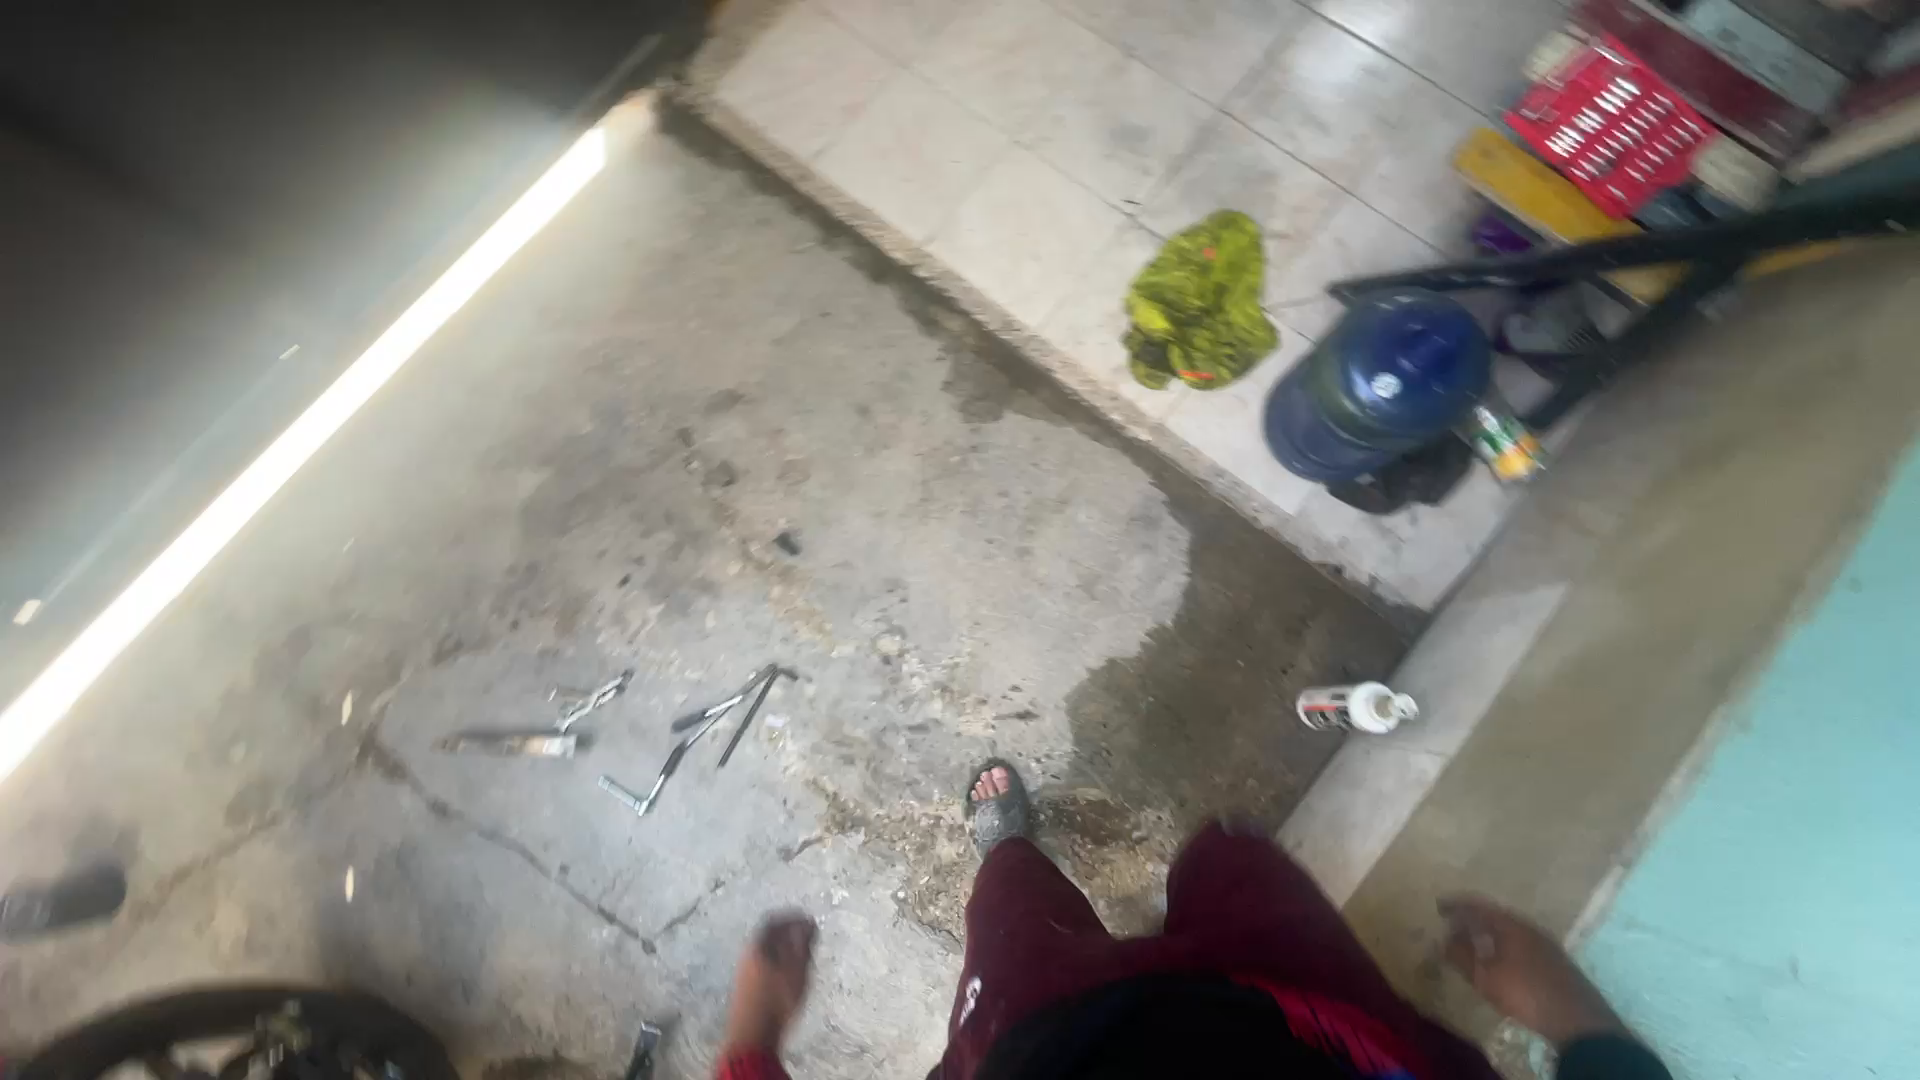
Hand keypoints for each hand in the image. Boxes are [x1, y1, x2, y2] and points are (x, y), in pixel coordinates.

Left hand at [722, 912, 816, 1054]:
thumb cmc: (777, 999)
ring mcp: (744, 972)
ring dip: (784, 949)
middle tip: (808, 938)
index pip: (773, 919)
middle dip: (789, 933)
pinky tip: (789, 976)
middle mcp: (747, 954)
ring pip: (766, 951)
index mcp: (757, 945)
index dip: (792, 916)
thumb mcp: (797, 969)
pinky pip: (763, 964)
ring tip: (802, 957)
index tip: (809, 920)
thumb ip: (803, 943)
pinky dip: (778, 962)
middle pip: (768, 935)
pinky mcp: (745, 989)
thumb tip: (809, 922)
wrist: (751, 1037)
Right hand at [1439, 895, 1624, 1046]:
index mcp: (1509, 924)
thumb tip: (1443, 939)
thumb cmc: (1526, 994)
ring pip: (1510, 929)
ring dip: (1490, 932)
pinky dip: (1505, 944)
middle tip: (1454, 926)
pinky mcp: (1557, 961)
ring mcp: (1547, 944)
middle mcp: (1529, 927)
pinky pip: (1522, 942)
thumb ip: (1460, 955)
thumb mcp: (1485, 977)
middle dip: (1472, 919)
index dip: (1455, 904)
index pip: (1476, 904)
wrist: (1582, 1025)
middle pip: (1494, 914)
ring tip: (1474, 942)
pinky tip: (1501, 959)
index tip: (1438, 908)